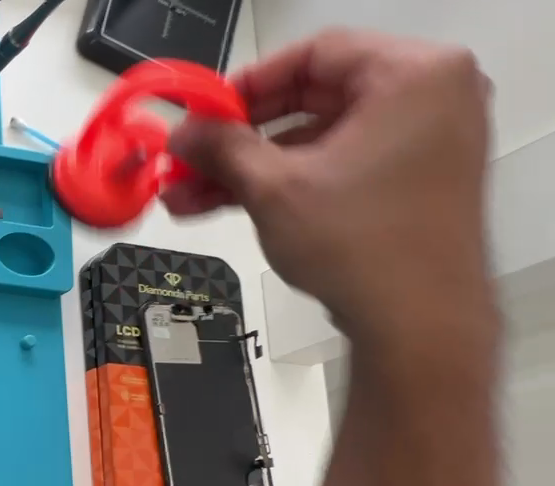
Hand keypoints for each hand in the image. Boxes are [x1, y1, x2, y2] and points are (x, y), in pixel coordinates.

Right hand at [162, 31, 493, 349]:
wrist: (412, 308)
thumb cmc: (363, 241)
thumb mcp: (272, 187)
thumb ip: (222, 150)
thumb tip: (183, 132)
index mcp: (412, 75)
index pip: (314, 53)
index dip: (246, 85)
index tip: (200, 117)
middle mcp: (425, 94)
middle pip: (308, 95)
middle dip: (235, 135)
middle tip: (184, 161)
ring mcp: (416, 136)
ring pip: (310, 135)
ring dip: (243, 165)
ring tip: (187, 196)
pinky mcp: (400, 174)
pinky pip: (326, 161)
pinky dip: (275, 179)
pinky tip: (223, 203)